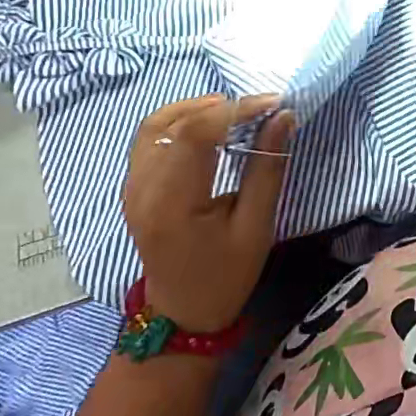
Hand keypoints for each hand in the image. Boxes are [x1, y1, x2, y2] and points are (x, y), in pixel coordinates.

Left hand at [121, 94, 294, 332]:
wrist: (183, 312)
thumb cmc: (225, 275)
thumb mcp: (256, 227)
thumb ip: (267, 169)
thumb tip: (284, 118)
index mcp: (172, 202)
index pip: (196, 133)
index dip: (236, 110)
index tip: (274, 103)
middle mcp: (142, 188)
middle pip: (174, 123)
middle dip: (222, 107)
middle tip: (261, 108)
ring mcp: (132, 186)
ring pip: (157, 124)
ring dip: (197, 109)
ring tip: (235, 112)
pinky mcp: (134, 185)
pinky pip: (151, 137)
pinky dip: (180, 122)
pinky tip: (208, 128)